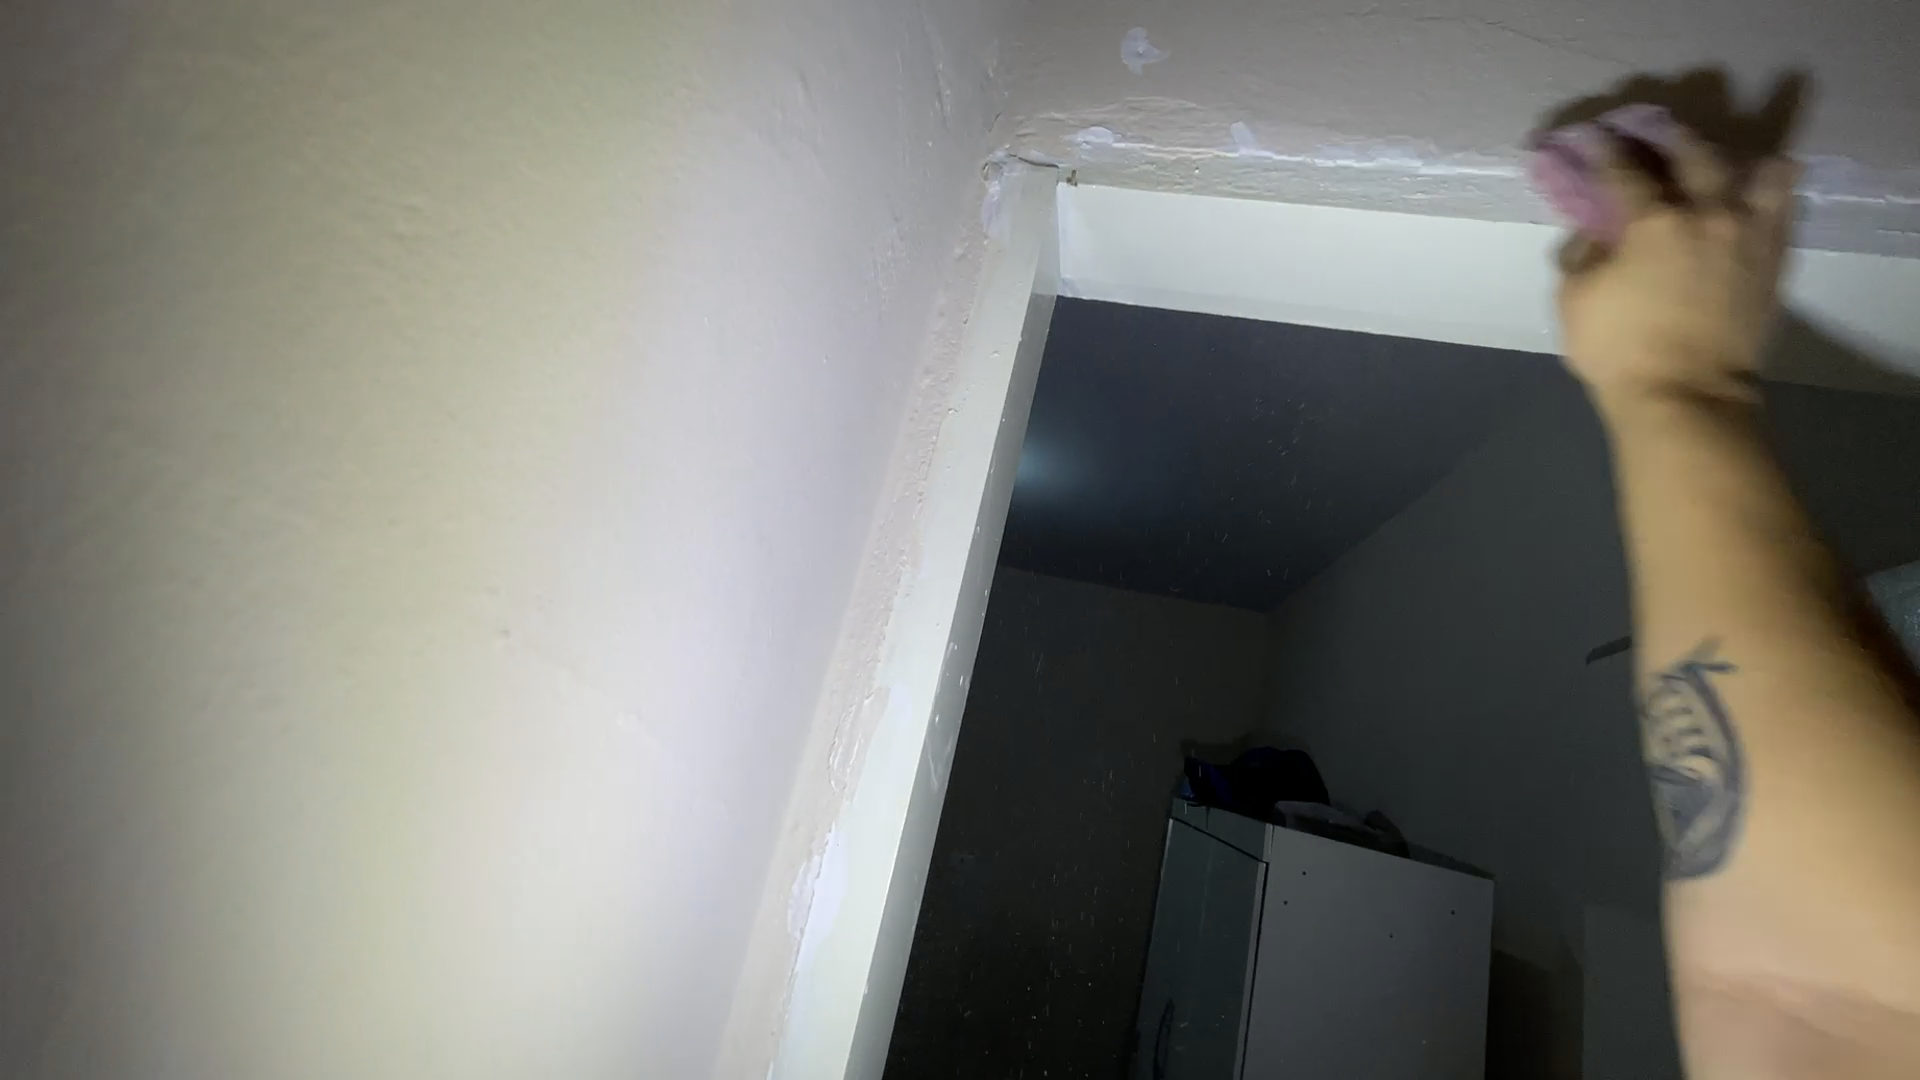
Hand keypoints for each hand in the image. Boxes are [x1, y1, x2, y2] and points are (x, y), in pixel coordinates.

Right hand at [1556, 129, 1800, 411]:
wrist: (1682, 388)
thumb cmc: (1614, 346)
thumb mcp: (1573, 301)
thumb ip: (1581, 257)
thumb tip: (1593, 235)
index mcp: (1653, 224)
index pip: (1624, 173)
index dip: (1603, 152)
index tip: (1591, 136)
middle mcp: (1710, 212)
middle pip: (1695, 156)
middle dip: (1668, 138)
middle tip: (1649, 132)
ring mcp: (1751, 230)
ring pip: (1760, 168)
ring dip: (1733, 158)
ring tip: (1714, 164)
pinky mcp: (1774, 253)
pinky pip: (1782, 201)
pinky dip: (1762, 188)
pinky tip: (1743, 195)